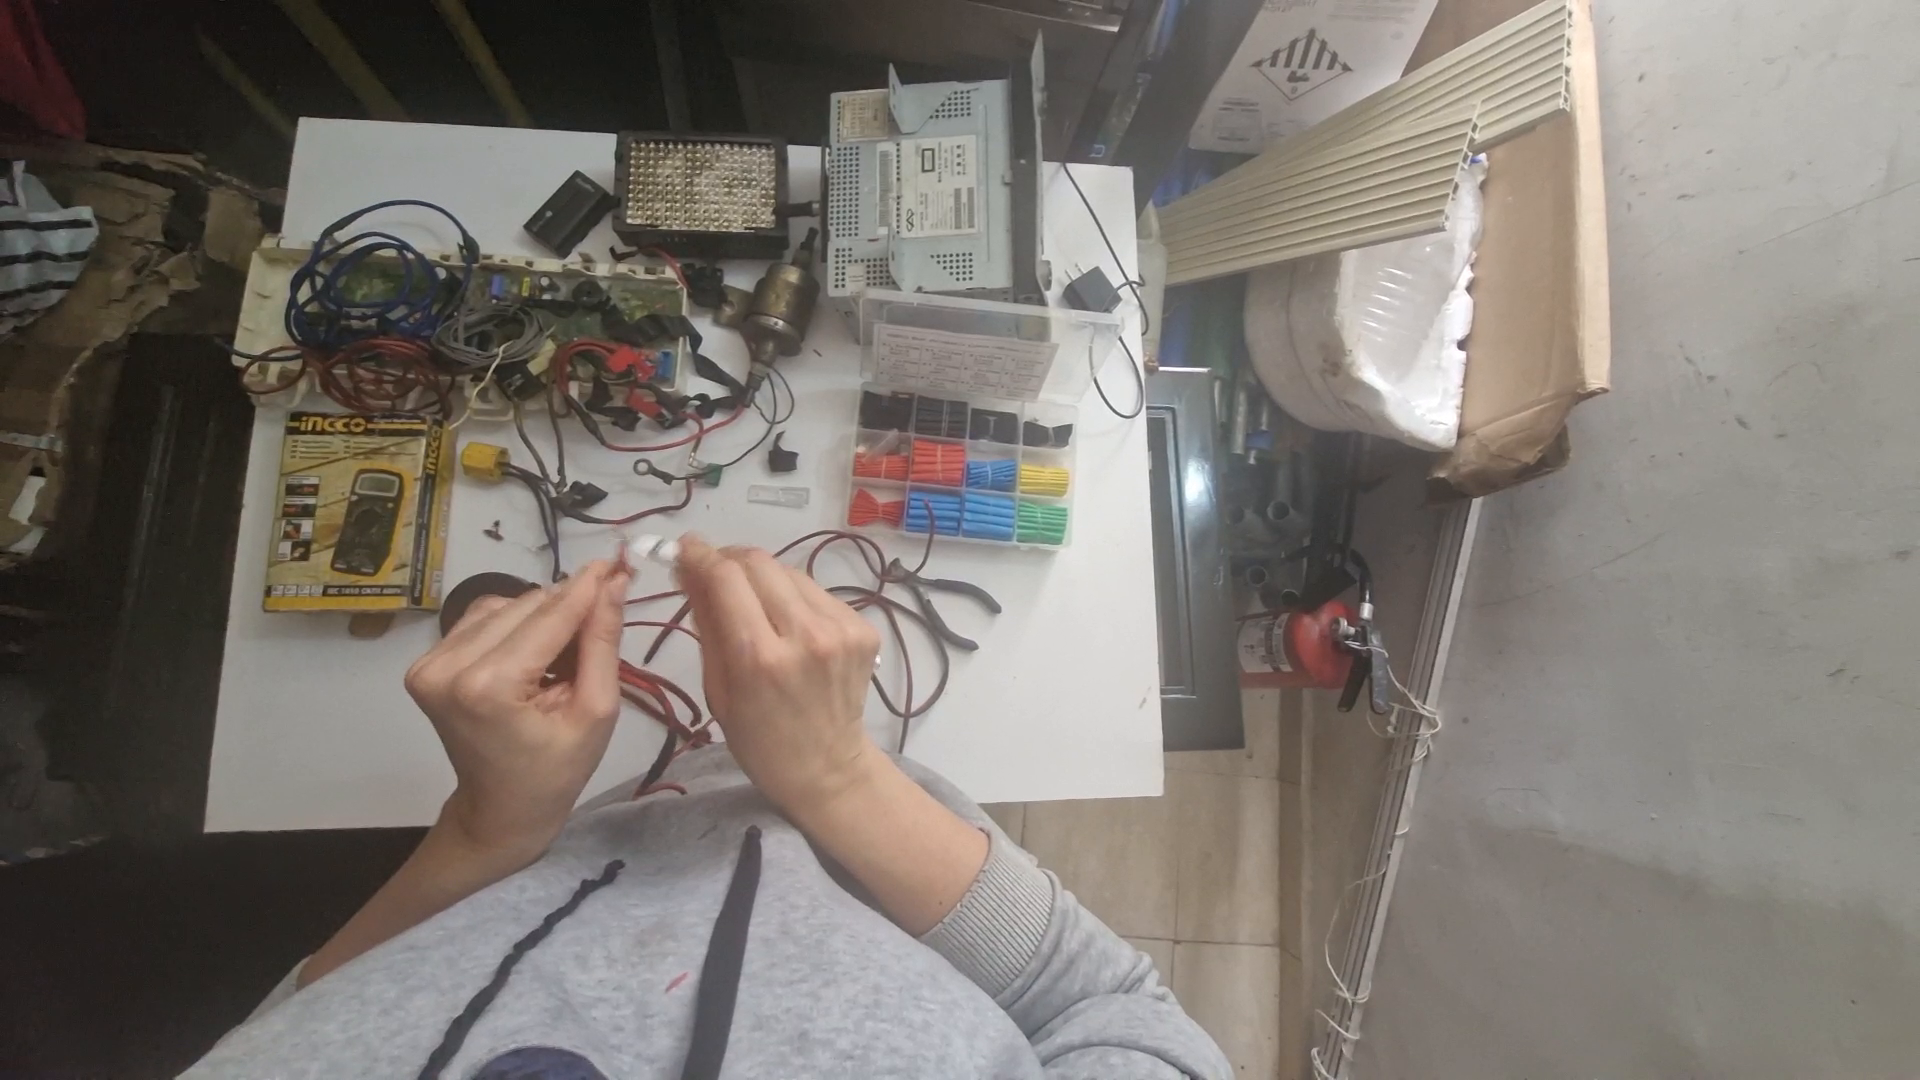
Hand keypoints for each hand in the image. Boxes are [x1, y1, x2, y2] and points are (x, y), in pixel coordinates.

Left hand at [403, 560, 631, 860]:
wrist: (501, 809)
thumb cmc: (558, 768)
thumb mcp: (597, 708)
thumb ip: (602, 641)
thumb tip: (614, 582)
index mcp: (488, 686)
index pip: (550, 617)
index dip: (589, 587)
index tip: (620, 562)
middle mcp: (446, 667)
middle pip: (527, 605)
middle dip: (571, 605)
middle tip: (606, 618)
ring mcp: (429, 664)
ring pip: (506, 605)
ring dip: (545, 614)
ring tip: (569, 649)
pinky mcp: (427, 663)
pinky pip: (485, 617)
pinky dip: (519, 623)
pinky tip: (537, 649)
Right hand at [675, 536, 882, 815]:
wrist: (826, 767)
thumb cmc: (759, 738)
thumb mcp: (718, 687)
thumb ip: (706, 622)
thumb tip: (689, 568)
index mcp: (759, 657)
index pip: (726, 578)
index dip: (700, 554)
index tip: (685, 547)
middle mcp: (806, 634)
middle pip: (760, 563)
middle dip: (730, 559)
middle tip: (714, 570)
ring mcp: (842, 628)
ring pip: (791, 572)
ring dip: (765, 578)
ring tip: (754, 603)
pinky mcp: (864, 628)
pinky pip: (818, 593)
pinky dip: (796, 598)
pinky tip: (790, 623)